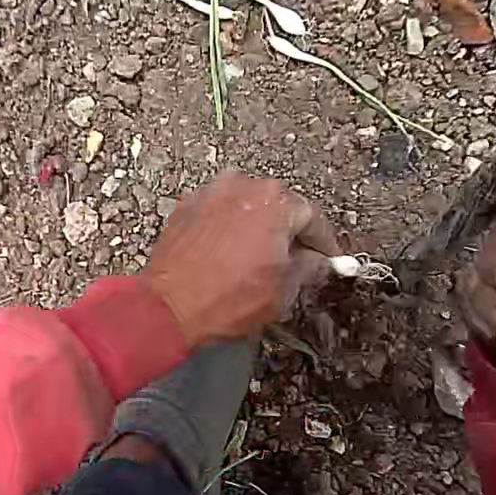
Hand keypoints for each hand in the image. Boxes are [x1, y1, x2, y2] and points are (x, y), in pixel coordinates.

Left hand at [145, 172, 340, 346]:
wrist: (168, 308)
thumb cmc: (229, 299)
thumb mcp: (285, 289)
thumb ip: (310, 267)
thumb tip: (319, 260)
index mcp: (277, 203)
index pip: (313, 218)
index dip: (323, 242)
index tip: (327, 258)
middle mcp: (246, 186)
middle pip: (281, 206)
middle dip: (290, 231)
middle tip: (294, 259)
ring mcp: (213, 192)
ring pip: (249, 206)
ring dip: (258, 225)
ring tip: (258, 256)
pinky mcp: (188, 204)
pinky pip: (221, 211)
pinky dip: (230, 226)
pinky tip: (229, 252)